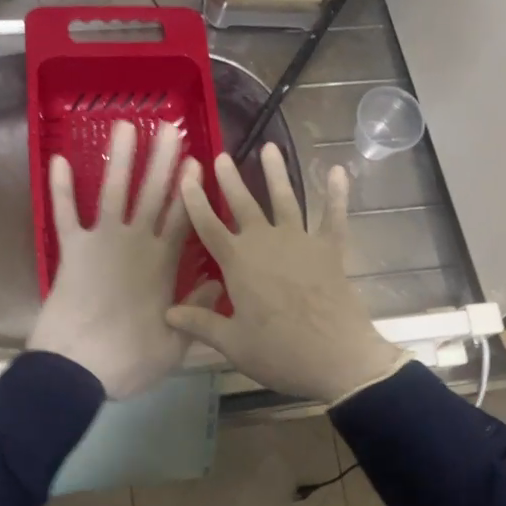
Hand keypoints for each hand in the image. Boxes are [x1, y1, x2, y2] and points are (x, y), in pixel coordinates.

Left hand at [27, 120, 219, 399]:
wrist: (78, 369)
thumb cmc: (130, 360)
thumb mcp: (177, 344)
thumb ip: (199, 310)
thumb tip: (220, 282)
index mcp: (164, 265)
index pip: (184, 218)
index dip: (192, 189)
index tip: (199, 160)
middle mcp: (136, 244)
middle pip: (153, 194)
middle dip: (164, 160)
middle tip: (171, 126)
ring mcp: (101, 243)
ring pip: (114, 192)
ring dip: (119, 158)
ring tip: (124, 124)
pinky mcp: (70, 251)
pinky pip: (64, 213)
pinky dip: (59, 187)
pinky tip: (55, 159)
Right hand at [166, 144, 407, 403]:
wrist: (337, 357)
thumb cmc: (279, 352)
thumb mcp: (233, 343)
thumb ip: (201, 323)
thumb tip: (167, 313)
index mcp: (238, 263)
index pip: (208, 225)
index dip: (193, 200)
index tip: (185, 175)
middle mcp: (266, 242)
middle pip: (244, 204)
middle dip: (230, 180)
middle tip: (221, 156)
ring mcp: (302, 242)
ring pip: (286, 199)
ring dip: (277, 173)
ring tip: (270, 148)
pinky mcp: (331, 250)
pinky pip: (334, 216)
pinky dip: (336, 194)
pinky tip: (337, 171)